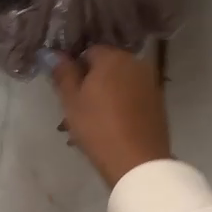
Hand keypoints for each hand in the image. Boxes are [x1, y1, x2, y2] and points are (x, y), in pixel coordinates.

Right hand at [51, 46, 171, 187]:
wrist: (136, 160)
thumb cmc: (97, 127)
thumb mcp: (71, 101)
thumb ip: (63, 74)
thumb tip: (53, 53)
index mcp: (112, 57)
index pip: (88, 51)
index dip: (75, 69)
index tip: (67, 91)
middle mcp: (135, 62)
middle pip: (107, 66)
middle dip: (91, 81)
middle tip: (77, 108)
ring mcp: (150, 82)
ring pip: (120, 82)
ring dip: (106, 94)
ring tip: (93, 121)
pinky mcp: (158, 101)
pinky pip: (132, 95)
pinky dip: (121, 104)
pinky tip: (111, 125)